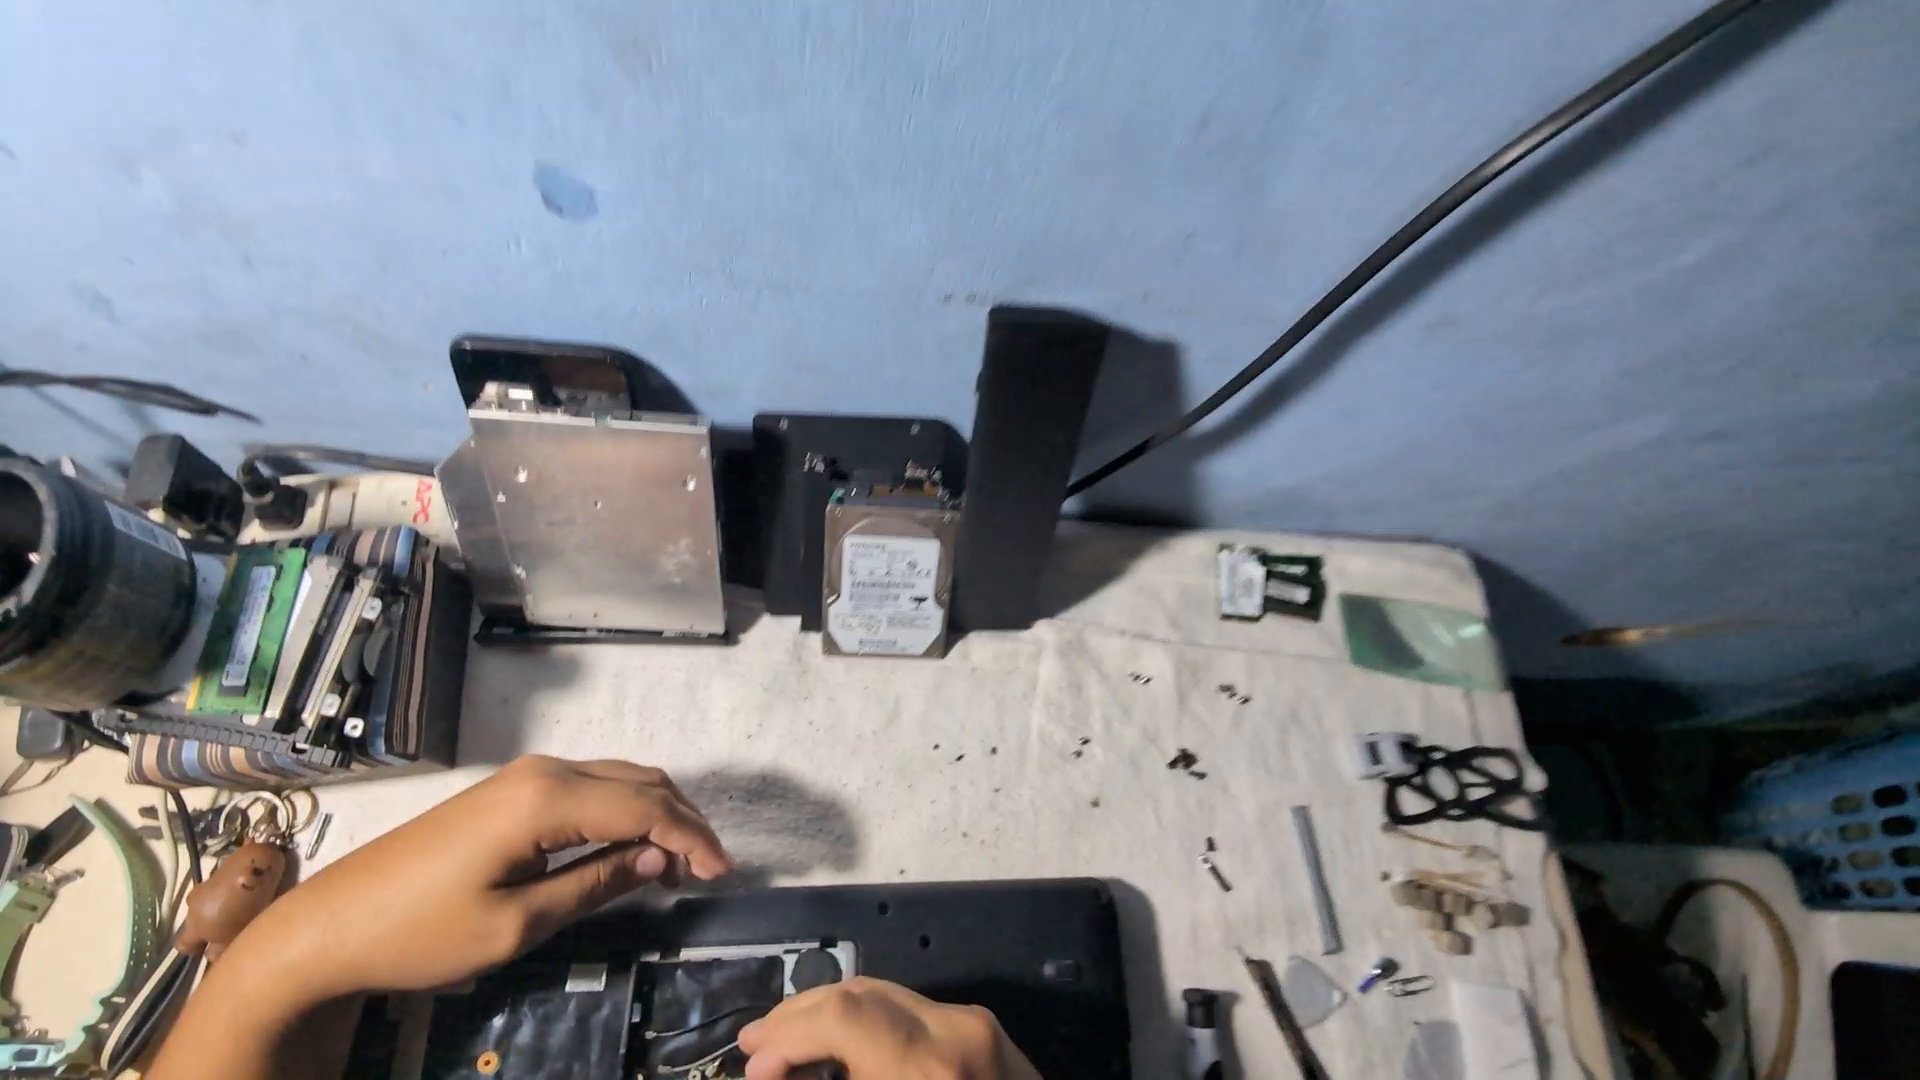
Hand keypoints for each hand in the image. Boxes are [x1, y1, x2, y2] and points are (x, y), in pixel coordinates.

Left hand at [224, 755, 732, 1003]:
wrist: (326, 926)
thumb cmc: (420, 934)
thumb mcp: (517, 924)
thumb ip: (598, 883)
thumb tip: (661, 859)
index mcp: (547, 799)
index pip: (645, 809)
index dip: (691, 838)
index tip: (722, 873)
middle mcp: (546, 771)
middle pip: (641, 783)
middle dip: (683, 821)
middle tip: (708, 867)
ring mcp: (529, 774)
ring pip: (621, 779)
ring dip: (659, 813)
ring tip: (680, 860)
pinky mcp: (516, 788)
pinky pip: (593, 787)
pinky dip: (626, 811)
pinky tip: (634, 844)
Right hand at [739, 978, 1041, 1079]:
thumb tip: (776, 1075)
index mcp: (929, 1067)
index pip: (844, 1014)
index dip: (789, 1034)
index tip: (754, 1069)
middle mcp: (955, 1027)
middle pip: (860, 993)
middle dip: (801, 1016)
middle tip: (755, 1043)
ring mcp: (974, 1021)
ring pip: (884, 994)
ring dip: (831, 1013)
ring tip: (787, 1038)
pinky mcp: (982, 1026)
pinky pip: (910, 1010)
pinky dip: (866, 1022)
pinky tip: (841, 1042)